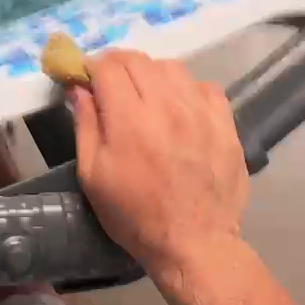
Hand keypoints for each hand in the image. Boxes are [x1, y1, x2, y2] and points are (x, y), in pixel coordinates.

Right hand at [69, 50, 248, 275]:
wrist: (195, 245)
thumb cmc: (134, 215)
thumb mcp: (92, 175)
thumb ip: (84, 124)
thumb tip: (78, 86)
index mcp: (129, 119)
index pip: (108, 66)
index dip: (92, 66)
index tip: (87, 79)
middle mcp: (166, 106)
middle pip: (137, 59)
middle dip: (118, 66)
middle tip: (112, 86)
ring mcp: (200, 112)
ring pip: (171, 67)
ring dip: (152, 74)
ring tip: (146, 96)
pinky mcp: (225, 124)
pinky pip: (205, 86)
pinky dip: (187, 90)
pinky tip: (180, 109)